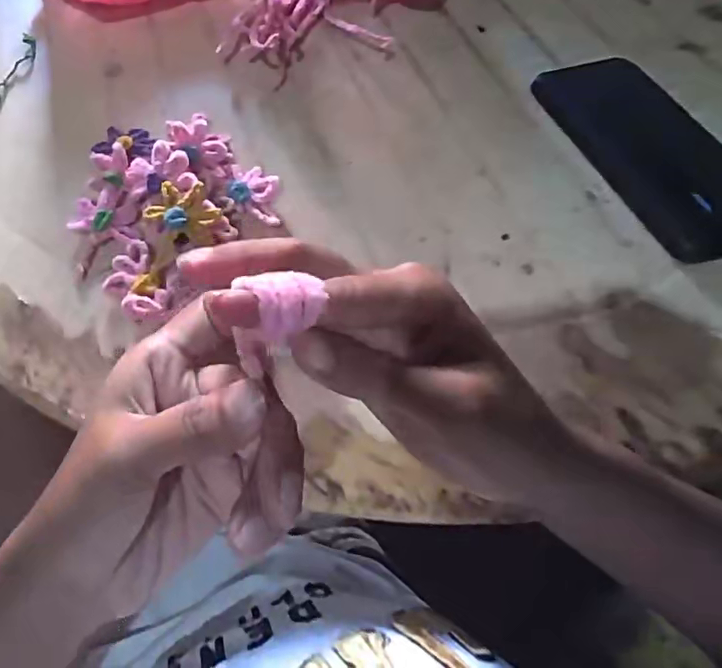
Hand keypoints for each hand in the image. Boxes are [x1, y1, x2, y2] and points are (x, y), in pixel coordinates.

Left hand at [7, 296, 303, 622]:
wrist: (81, 581)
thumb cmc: (86, 499)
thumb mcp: (130, 457)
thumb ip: (193, 426)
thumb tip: (258, 396)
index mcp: (165, 360)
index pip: (214, 314)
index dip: (253, 308)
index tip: (296, 327)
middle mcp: (198, 384)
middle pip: (260, 374)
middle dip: (273, 425)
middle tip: (268, 478)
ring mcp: (221, 430)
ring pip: (276, 425)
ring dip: (277, 473)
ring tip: (256, 527)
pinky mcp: (235, 474)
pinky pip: (274, 471)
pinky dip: (273, 503)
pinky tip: (248, 539)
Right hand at [179, 240, 579, 509]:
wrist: (530, 457)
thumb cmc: (497, 433)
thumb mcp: (441, 410)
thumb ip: (368, 373)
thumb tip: (297, 341)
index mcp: (413, 293)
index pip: (333, 291)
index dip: (275, 298)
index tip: (220, 304)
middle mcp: (388, 284)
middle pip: (309, 266)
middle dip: (249, 263)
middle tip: (191, 266)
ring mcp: (373, 304)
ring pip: (303, 282)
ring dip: (252, 277)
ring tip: (199, 276)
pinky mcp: (362, 327)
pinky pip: (309, 311)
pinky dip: (270, 309)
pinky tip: (237, 310)